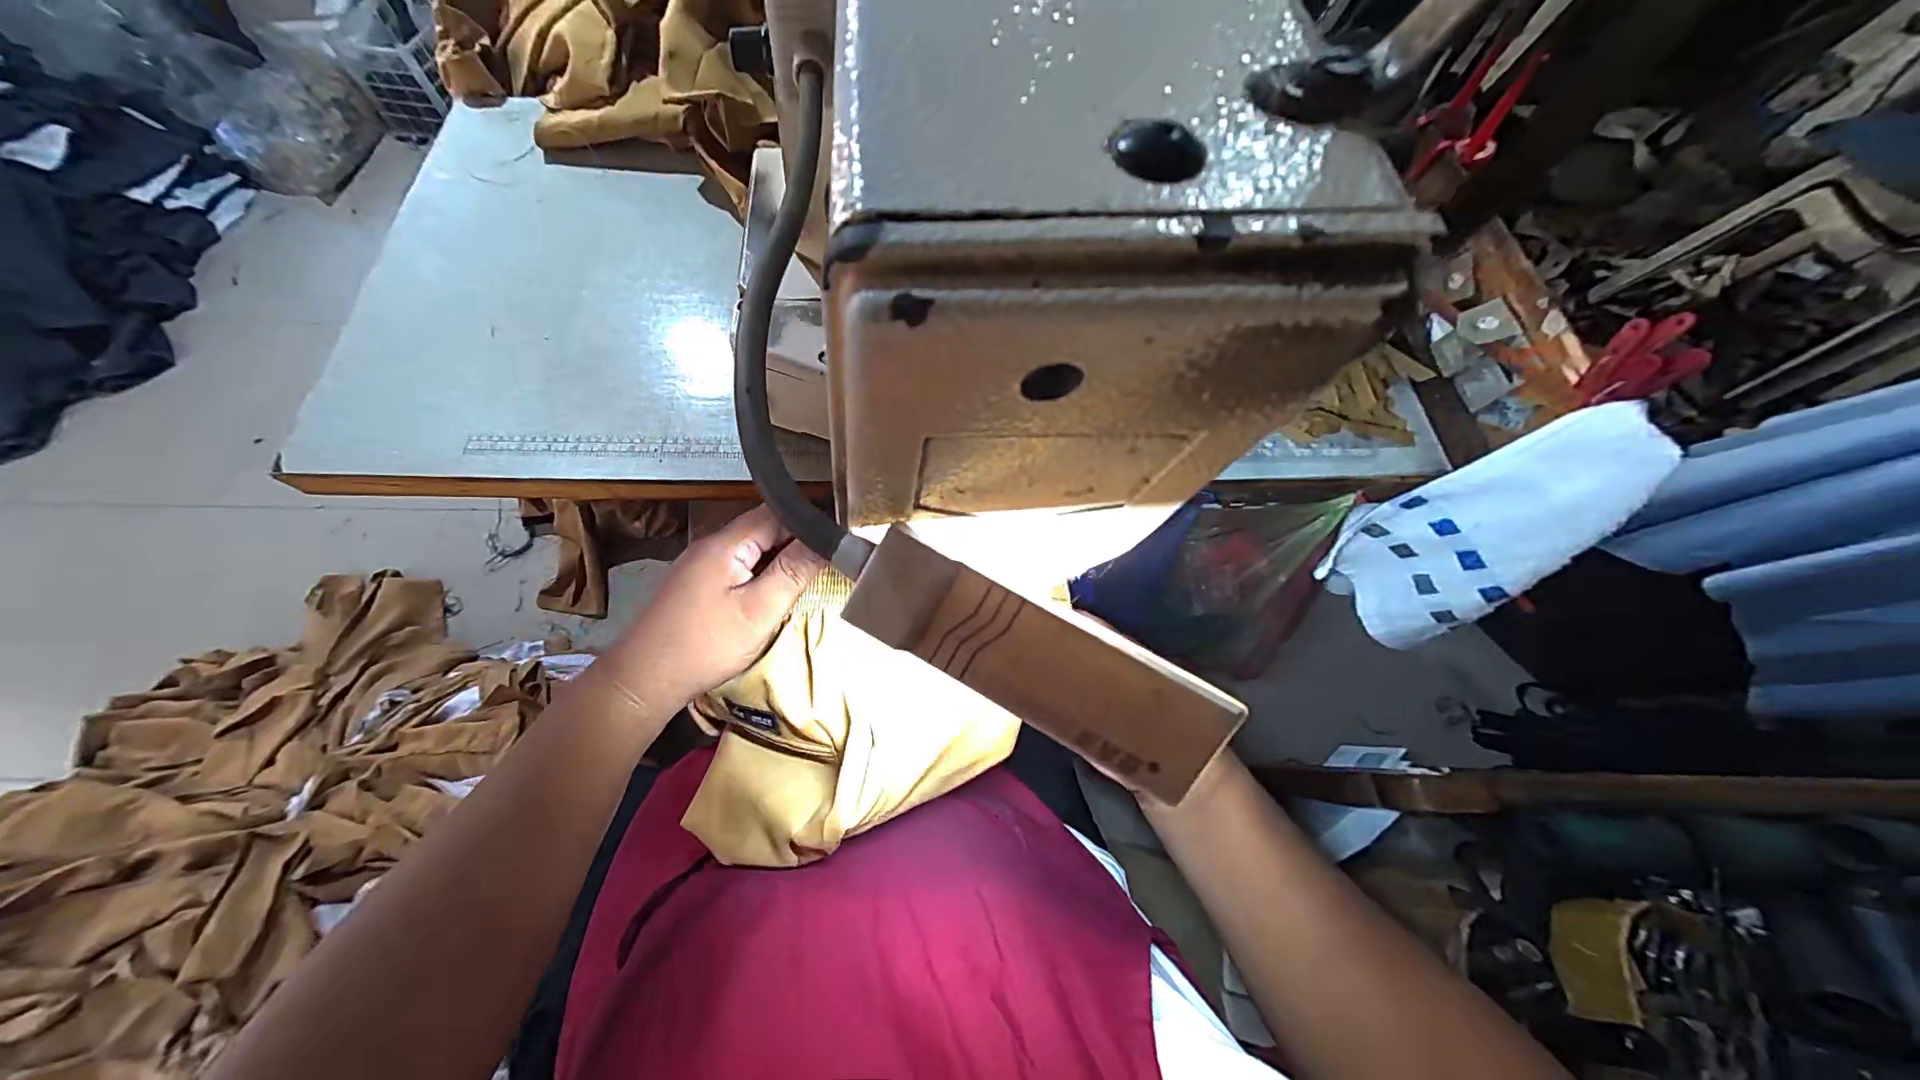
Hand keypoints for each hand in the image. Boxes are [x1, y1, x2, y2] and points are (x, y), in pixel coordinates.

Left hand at [599, 505, 823, 709]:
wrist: (643, 680)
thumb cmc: (703, 647)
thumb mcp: (759, 611)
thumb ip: (794, 572)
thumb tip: (826, 541)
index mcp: (725, 544)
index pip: (778, 514)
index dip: (810, 523)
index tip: (837, 542)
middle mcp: (710, 546)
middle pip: (764, 529)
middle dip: (797, 542)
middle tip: (827, 564)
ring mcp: (700, 565)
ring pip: (752, 549)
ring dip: (779, 560)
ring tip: (805, 581)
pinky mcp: (696, 585)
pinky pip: (738, 567)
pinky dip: (760, 575)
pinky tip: (771, 597)